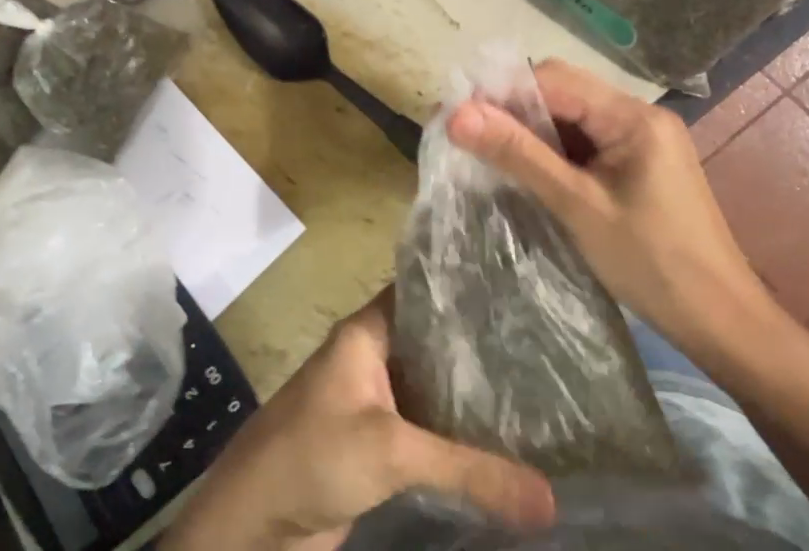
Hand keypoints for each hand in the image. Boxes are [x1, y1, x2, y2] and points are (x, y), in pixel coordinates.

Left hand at [159, 289, 553, 550]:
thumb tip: (552, 500)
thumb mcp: (392, 451)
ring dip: (475, 399)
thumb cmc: (313, 455)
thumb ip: (471, 470)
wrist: (256, 518)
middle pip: (433, 345)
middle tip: (549, 349)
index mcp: (365, 334)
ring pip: (433, 392)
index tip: (522, 290)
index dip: (465, 289)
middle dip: (482, 350)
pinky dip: (461, 439)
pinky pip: (428, 434)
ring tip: (544, 394)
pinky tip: (509, 446)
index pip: (420, 294)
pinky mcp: (378, 448)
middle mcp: (371, 360)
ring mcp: (374, 405)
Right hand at [445, 59, 773, 360]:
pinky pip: (586, 142)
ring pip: (571, 117)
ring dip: (530, 131)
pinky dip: (553, 152)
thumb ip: (518, 154)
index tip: (457, 118)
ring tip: (489, 155)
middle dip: (512, 109)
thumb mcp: (576, 205)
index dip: (501, 92)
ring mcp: (643, 141)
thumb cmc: (650, 262)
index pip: (553, 80)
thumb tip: (456, 114)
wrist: (720, 320)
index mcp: (633, 117)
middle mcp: (640, 116)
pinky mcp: (639, 165)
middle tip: (469, 137)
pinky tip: (527, 172)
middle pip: (562, 91)